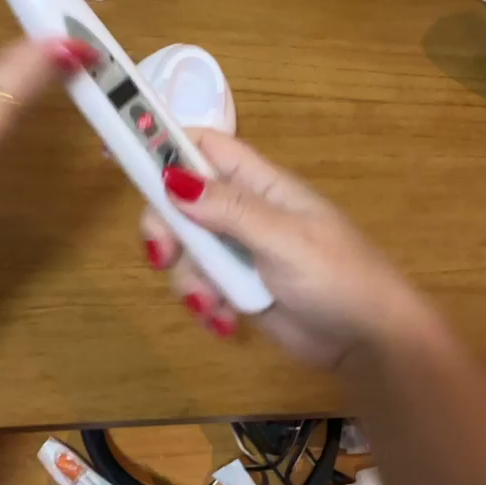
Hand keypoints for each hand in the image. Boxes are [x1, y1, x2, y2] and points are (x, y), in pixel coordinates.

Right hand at [140, 131, 445, 368]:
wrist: (366, 342)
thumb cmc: (336, 277)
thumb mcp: (283, 239)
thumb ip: (229, 210)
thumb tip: (172, 178)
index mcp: (259, 184)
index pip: (203, 147)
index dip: (162, 142)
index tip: (118, 149)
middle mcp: (241, 210)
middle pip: (178, 201)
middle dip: (165, 229)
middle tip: (163, 256)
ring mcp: (237, 250)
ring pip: (184, 248)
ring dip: (188, 279)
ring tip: (213, 306)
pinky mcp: (234, 286)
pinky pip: (198, 284)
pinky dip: (204, 304)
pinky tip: (226, 321)